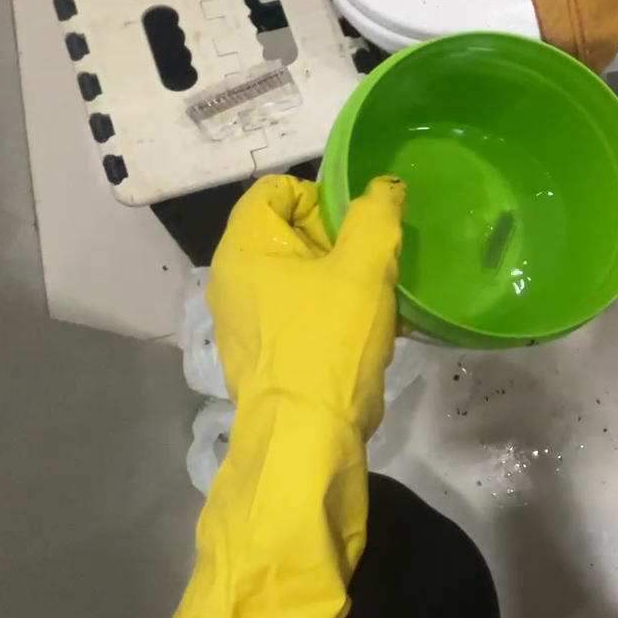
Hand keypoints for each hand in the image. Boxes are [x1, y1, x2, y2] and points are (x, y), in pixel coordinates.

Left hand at [206, 175, 405, 436]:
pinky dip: (331, 306)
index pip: (275, 190)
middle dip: (338, 238)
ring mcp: (244, 317)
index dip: (320, 196)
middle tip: (374, 261)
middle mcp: (233, 278)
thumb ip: (377, 215)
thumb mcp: (365, 266)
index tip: (357, 226)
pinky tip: (363, 328)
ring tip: (375, 295)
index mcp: (244, 249)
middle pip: (288, 229)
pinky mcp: (263, 349)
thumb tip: (385, 186)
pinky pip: (299, 308)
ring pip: (299, 271)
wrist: (309, 430)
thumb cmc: (331, 338)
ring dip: (341, 274)